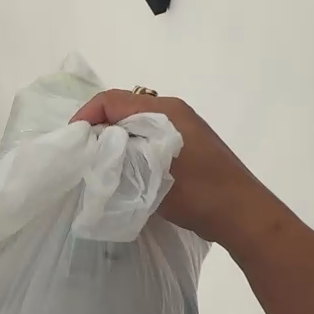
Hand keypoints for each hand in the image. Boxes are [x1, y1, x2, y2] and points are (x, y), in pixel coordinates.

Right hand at [71, 88, 290, 253]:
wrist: (241, 213)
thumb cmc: (196, 193)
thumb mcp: (148, 172)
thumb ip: (117, 155)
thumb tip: (92, 149)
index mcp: (163, 111)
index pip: (110, 100)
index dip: (85, 116)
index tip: (72, 142)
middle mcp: (172, 110)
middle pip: (121, 108)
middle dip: (96, 128)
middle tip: (81, 155)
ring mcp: (182, 126)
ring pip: (134, 123)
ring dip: (113, 139)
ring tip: (99, 164)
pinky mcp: (187, 143)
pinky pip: (148, 135)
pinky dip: (130, 146)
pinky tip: (126, 169)